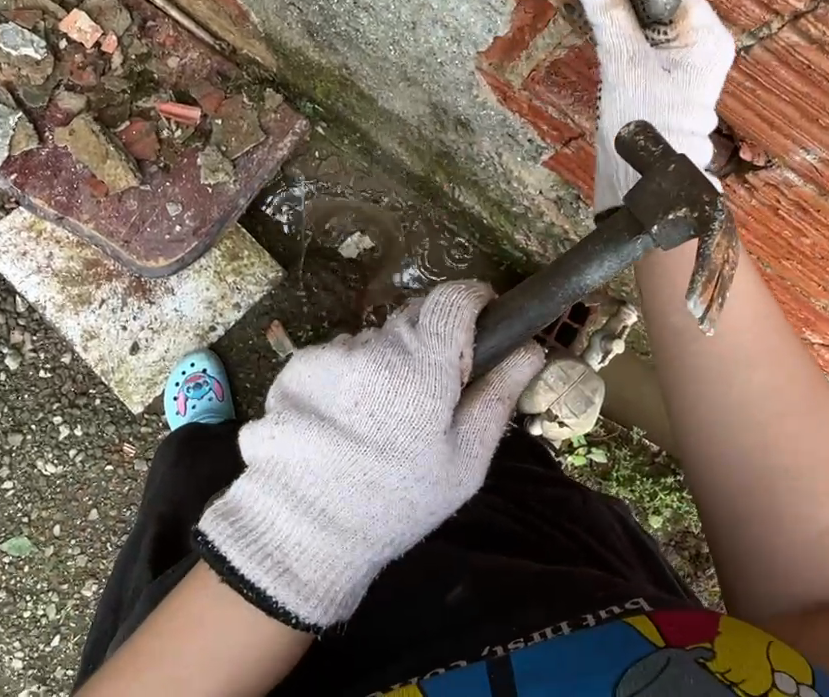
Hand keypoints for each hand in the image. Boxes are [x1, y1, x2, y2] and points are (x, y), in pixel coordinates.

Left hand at [195, 282, 545, 630]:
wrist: (305, 531)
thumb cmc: (400, 501)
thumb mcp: (464, 461)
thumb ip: (497, 396)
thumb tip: (531, 347)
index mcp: (421, 366)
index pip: (452, 298)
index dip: (472, 300)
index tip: (480, 321)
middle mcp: (373, 346)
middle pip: (414, 315)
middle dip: (431, 340)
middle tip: (430, 393)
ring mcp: (330, 353)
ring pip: (376, 338)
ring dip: (387, 360)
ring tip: (381, 417)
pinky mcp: (296, 365)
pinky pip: (339, 354)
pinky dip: (350, 375)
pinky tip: (344, 419)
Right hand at [569, 0, 734, 210]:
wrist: (648, 177)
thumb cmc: (645, 127)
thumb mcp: (623, 66)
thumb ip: (608, 16)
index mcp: (705, 35)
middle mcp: (703, 38)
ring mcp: (686, 51)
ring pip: (653, 1)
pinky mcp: (667, 62)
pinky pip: (646, 21)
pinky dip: (621, 5)